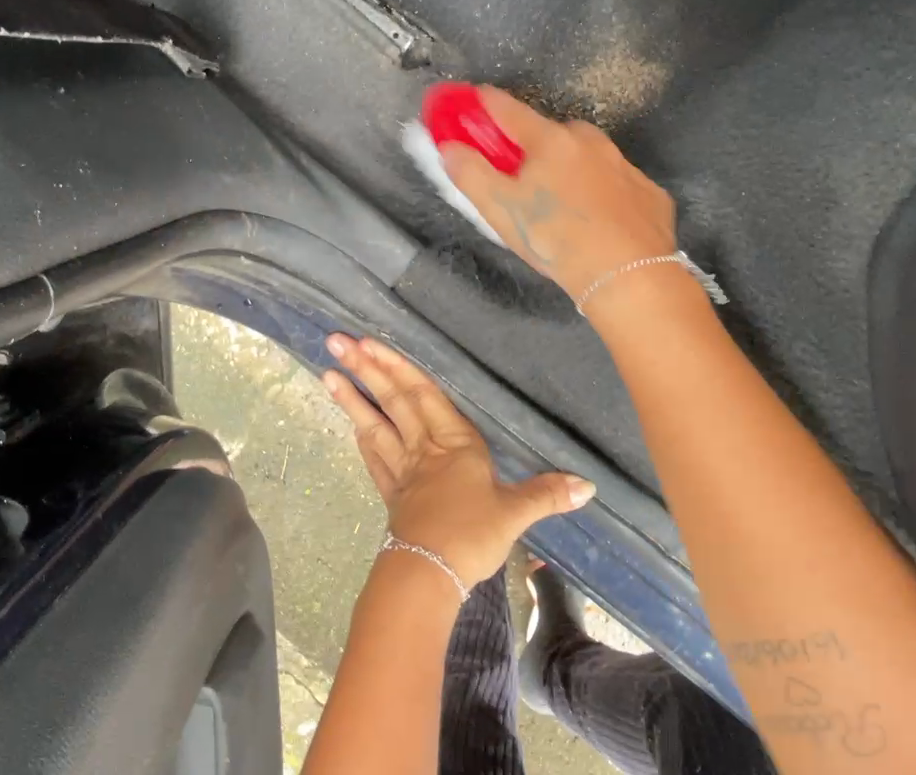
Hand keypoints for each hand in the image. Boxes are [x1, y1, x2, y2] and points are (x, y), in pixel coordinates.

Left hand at [322, 333, 595, 583]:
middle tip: (336, 342)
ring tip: (327, 373)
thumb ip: (547, 494)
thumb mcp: (515, 513)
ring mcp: (404, 472)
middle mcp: (424, 450)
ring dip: (352, 399)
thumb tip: (588, 485)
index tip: (370, 344)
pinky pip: (375, 459)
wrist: (429, 573)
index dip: (397, 367)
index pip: (423, 394)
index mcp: (455, 444)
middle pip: (393, 402)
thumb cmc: (472, 535)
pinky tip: (353, 425)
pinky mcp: (393, 497)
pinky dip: (363, 438)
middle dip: (365, 370)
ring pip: (375, 425)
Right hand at [439, 86, 678, 299]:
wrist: (628, 275)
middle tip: (521, 174)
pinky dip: (602, 192)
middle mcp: (590, 143)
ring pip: (588, 156)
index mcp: (550, 141)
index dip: (486, 103)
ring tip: (560, 201)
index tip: (473, 97)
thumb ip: (470, 173)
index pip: (509, 110)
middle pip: (552, 133)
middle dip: (533, 145)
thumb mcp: (500, 210)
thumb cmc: (555, 239)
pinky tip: (596, 219)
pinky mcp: (650, 194)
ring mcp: (625, 166)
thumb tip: (449, 147)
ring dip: (570, 167)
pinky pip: (616, 183)